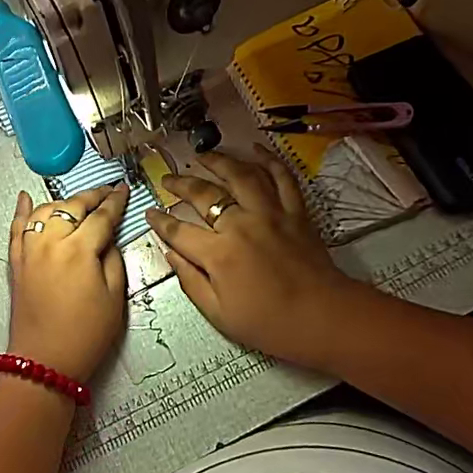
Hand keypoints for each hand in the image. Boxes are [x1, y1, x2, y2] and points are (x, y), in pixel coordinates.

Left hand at [5, 182, 131, 382]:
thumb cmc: (87, 334)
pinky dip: (22, 211)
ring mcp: (29, 251)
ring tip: (78, 202)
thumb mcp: (115, 296)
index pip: (101, 216)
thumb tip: (107, 239)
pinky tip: (25, 198)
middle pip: (71, 207)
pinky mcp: (16, 263)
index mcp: (79, 250)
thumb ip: (113, 259)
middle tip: (107, 192)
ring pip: (45, 211)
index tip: (124, 189)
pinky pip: (16, 228)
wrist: (45, 361)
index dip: (115, 202)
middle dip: (92, 196)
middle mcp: (50, 243)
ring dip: (63, 202)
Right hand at [146, 150, 374, 365]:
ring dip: (219, 161)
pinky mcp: (296, 211)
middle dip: (181, 184)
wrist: (323, 318)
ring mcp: (271, 213)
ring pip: (241, 175)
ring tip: (203, 156)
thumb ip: (191, 281)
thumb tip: (171, 254)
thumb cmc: (269, 324)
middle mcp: (241, 224)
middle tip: (168, 179)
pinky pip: (282, 177)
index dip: (160, 221)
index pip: (179, 231)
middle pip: (205, 194)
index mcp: (219, 253)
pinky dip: (269, 160)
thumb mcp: (219, 314)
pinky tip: (255, 148)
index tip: (149, 212)